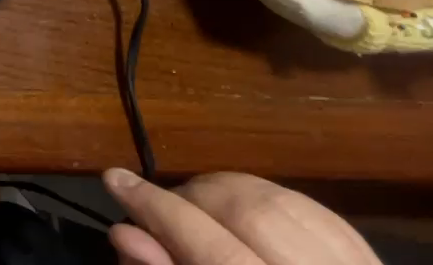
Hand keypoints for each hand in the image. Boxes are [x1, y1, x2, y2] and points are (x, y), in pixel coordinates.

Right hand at [103, 169, 380, 264]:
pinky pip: (317, 214)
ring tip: (193, 206)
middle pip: (251, 217)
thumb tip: (124, 232)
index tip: (115, 179)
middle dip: (190, 196)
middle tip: (156, 202)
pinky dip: (266, 200)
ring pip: (282, 204)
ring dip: (222, 191)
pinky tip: (240, 211)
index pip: (216, 253)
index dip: (158, 210)